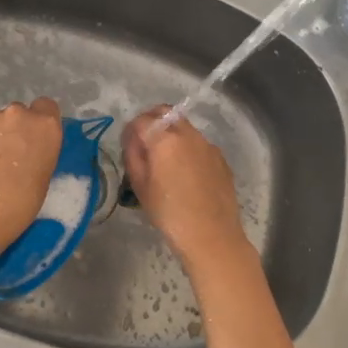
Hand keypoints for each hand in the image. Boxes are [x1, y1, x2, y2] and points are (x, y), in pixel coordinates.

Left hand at [0, 98, 62, 241]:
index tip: (29, 139)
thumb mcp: (42, 176)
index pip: (45, 106)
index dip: (36, 121)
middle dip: (7, 131)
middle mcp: (16, 114)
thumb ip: (34, 153)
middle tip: (0, 159)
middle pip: (13, 114)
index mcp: (44, 126)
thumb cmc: (20, 204)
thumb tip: (20, 153)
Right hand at [123, 106, 249, 264]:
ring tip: (165, 161)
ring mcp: (207, 145)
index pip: (141, 120)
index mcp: (164, 140)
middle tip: (144, 143)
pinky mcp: (220, 158)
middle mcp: (188, 134)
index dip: (130, 130)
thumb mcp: (140, 186)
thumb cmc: (169, 213)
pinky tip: (186, 173)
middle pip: (165, 113)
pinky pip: (198, 144)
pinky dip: (187, 148)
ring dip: (170, 134)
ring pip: (184, 127)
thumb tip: (133, 140)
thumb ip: (133, 156)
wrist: (211, 234)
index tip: (127, 144)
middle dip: (151, 122)